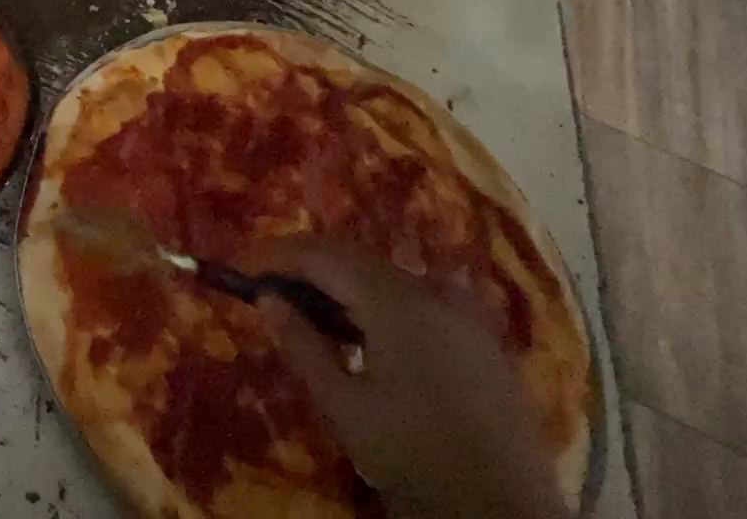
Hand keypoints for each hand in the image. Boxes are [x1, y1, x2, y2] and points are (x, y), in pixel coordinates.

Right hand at [245, 238, 568, 518]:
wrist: (505, 514)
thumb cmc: (412, 456)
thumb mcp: (342, 405)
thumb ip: (301, 344)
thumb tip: (267, 298)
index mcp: (395, 302)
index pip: (321, 255)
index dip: (275, 255)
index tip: (241, 269)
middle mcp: (432, 291)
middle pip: (353, 257)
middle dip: (304, 265)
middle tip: (267, 286)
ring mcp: (463, 311)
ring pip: (385, 274)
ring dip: (340, 281)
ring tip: (308, 308)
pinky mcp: (481, 335)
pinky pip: (417, 295)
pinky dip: (377, 298)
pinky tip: (362, 328)